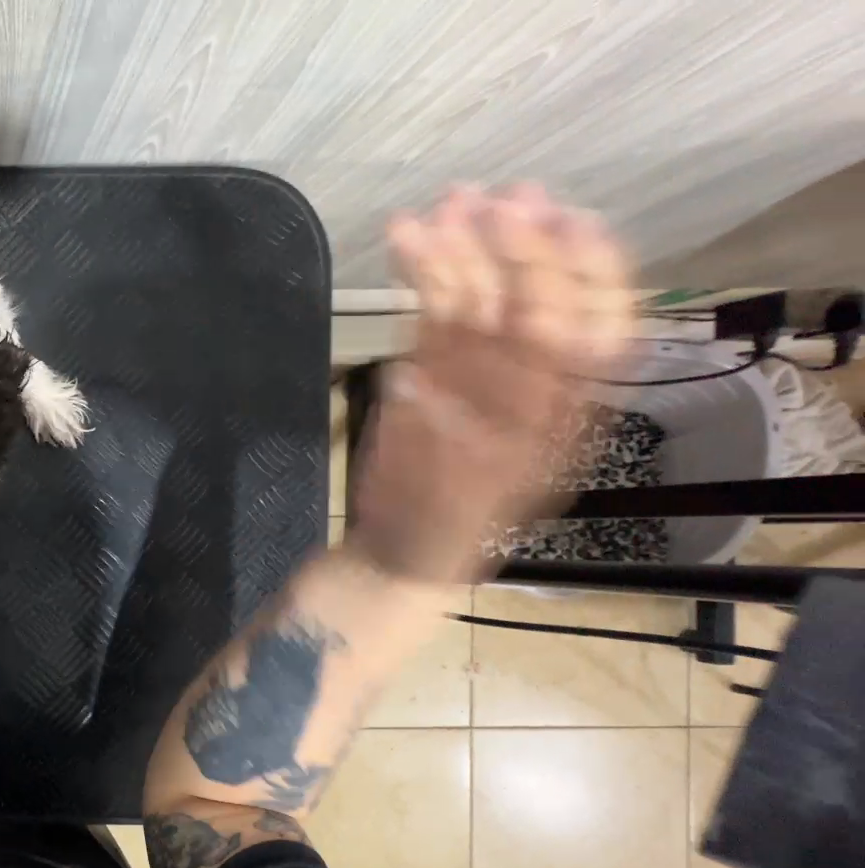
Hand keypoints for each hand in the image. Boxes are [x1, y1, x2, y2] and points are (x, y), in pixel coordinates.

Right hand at [349, 184, 634, 581]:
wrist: (403, 549)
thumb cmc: (439, 531)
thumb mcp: (458, 502)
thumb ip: (453, 446)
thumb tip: (419, 386)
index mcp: (554, 415)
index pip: (585, 331)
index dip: (581, 275)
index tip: (565, 223)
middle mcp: (526, 382)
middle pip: (532, 302)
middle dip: (517, 246)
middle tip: (491, 197)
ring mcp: (477, 370)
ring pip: (481, 300)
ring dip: (465, 249)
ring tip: (443, 205)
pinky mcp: (433, 369)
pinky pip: (437, 314)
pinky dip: (424, 277)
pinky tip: (413, 244)